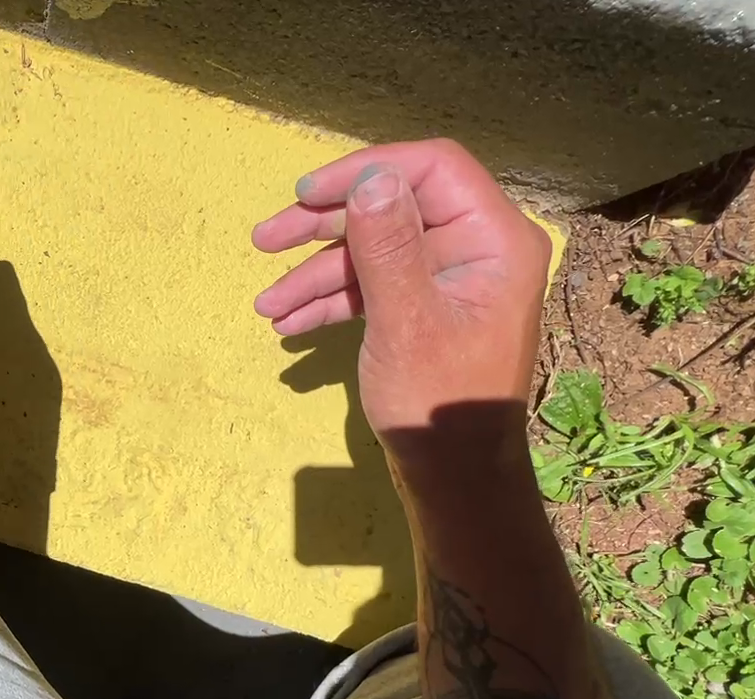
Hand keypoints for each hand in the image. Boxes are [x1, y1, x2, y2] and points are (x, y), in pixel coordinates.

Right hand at [251, 139, 551, 459]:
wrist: (450, 471)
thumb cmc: (436, 401)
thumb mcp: (406, 323)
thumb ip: (387, 249)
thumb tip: (368, 179)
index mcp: (491, 238)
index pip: (429, 171)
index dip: (364, 173)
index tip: (304, 194)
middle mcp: (471, 249)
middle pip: (390, 211)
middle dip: (323, 229)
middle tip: (263, 241)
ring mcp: (443, 282)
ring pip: (371, 255)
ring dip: (314, 276)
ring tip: (265, 305)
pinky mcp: (419, 311)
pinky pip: (371, 290)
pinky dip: (329, 304)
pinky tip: (289, 325)